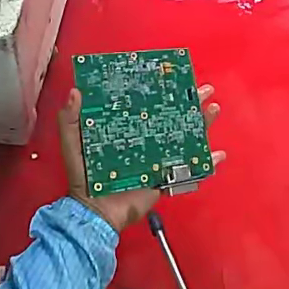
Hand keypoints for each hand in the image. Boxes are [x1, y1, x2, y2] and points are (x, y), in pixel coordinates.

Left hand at [59, 84, 218, 231]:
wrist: (96, 213)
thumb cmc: (83, 177)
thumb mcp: (72, 144)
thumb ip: (70, 120)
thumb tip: (76, 91)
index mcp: (126, 128)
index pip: (146, 104)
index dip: (161, 90)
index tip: (174, 76)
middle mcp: (145, 140)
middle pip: (172, 117)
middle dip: (190, 102)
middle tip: (204, 89)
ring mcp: (158, 159)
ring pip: (185, 137)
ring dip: (202, 124)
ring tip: (213, 109)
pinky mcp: (165, 178)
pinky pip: (189, 169)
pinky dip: (207, 163)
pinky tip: (218, 154)